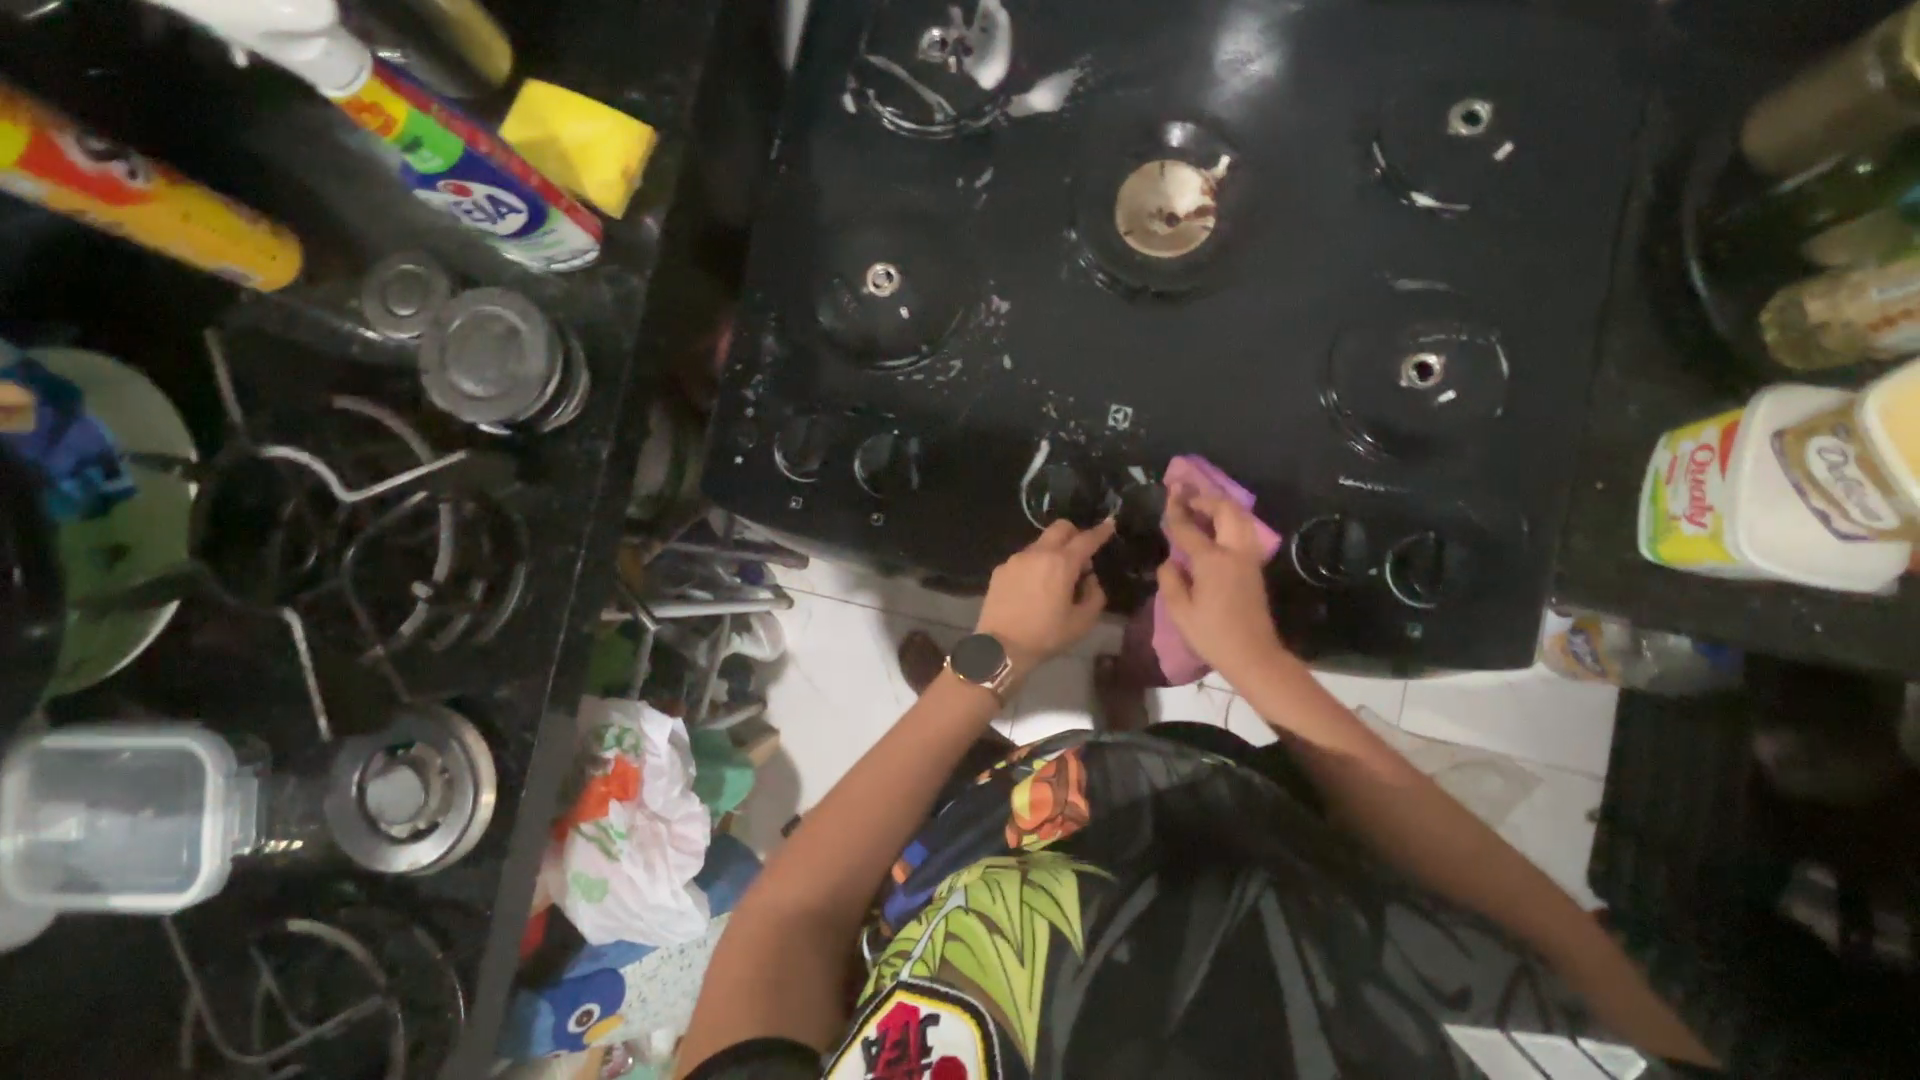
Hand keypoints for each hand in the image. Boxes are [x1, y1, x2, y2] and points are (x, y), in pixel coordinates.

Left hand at [975, 518, 1115, 681]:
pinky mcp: (1000, 569)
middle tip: (1080, 556)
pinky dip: (1034, 565)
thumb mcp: (1082, 622)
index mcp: (1061, 563)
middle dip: (1075, 534)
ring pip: (1040, 543)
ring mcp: (1016, 559)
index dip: (1101, 531)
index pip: (1086, 539)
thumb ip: (1094, 595)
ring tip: (1054, 578)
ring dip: (1053, 552)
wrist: (1000, 647)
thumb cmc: (1045, 636)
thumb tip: (1089, 578)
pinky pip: (1023, 558)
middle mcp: (1037, 553)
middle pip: (1060, 528)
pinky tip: (1032, 588)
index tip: (1109, 523)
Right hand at [1156, 493, 1287, 678]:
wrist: (1253, 654)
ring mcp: (1249, 558)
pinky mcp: (1255, 567)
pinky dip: (1230, 521)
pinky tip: (1215, 528)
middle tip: (1187, 496)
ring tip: (1202, 508)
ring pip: (1240, 517)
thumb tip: (1170, 561)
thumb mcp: (1179, 612)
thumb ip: (1170, 580)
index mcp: (1212, 561)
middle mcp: (1234, 552)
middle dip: (1205, 499)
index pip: (1189, 527)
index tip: (1169, 493)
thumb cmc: (1212, 635)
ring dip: (1221, 507)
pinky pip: (1244, 531)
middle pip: (1225, 510)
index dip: (1176, 510)